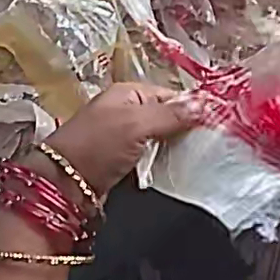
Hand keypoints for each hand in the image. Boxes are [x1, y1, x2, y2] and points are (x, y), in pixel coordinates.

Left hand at [38, 82, 199, 197]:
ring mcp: (124, 137)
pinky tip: (179, 170)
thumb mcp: (136, 124)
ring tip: (200, 158)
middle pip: (168, 117)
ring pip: (162, 139)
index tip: (215, 124)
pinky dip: (165, 163)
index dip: (193, 108)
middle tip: (210, 144)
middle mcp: (127, 112)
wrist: (63, 185)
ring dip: (177, 149)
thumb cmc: (98, 146)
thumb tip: (205, 102)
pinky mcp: (124, 161)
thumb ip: (171, 114)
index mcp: (129, 94)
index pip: (171, 95)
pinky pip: (153, 157)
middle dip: (187, 130)